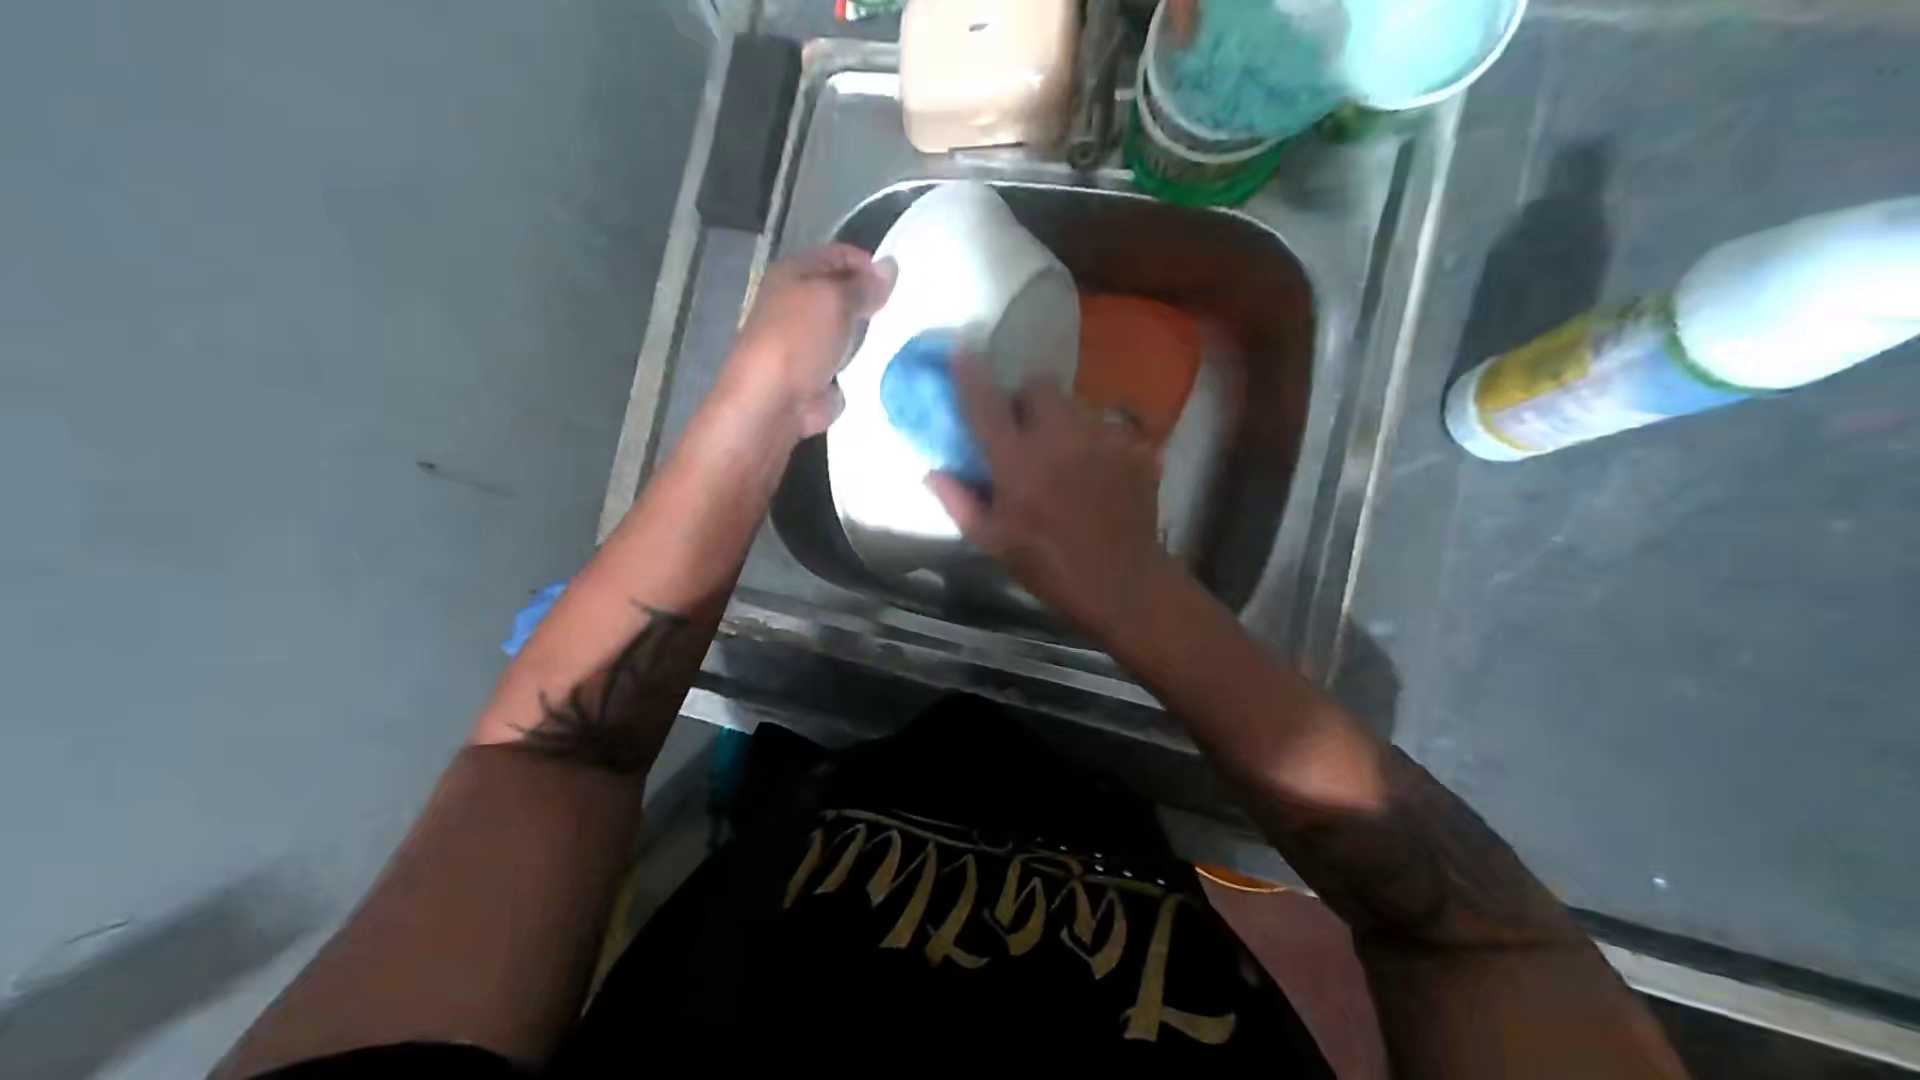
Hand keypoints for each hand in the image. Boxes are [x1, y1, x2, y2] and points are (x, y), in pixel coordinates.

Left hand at [728, 244, 894, 436]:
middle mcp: (798, 303)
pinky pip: (850, 359)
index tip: (896, 282)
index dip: (868, 264)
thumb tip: (889, 268)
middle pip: (844, 293)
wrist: (776, 400)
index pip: (839, 256)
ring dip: (871, 333)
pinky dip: (865, 361)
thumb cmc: (800, 338)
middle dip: (872, 300)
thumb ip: (865, 284)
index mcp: (793, 274)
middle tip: (902, 310)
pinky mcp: (820, 372)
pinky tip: (887, 362)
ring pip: (849, 328)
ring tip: (899, 335)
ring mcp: (809, 340)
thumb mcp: (835, 298)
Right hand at [927, 360, 1180, 633]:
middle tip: (1026, 427)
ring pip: (1078, 401)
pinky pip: (1111, 423)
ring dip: (1064, 417)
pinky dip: (1098, 437)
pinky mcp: (1135, 447)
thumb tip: (930, 471)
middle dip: (1028, 398)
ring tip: (1067, 449)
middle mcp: (1060, 439)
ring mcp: (1103, 439)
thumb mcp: (992, 542)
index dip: (971, 373)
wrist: (1122, 583)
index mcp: (1017, 462)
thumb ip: (958, 501)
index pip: (987, 404)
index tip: (962, 349)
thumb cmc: (1048, 566)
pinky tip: (1099, 467)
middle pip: (1041, 385)